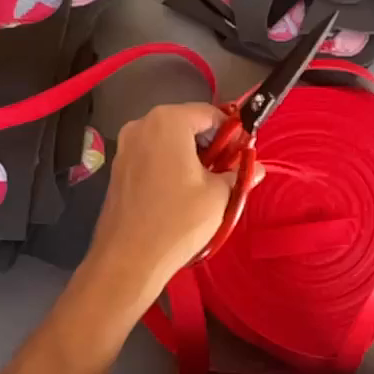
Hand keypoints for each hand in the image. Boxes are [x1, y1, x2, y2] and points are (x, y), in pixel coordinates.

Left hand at [85, 103, 237, 295]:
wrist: (127, 261)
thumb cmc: (178, 220)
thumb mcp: (219, 195)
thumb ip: (240, 174)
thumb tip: (256, 169)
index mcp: (168, 121)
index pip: (210, 113)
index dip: (232, 132)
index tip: (243, 154)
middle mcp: (142, 124)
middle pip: (187, 123)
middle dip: (210, 143)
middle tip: (227, 170)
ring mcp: (125, 146)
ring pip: (168, 140)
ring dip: (190, 155)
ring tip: (206, 184)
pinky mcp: (117, 168)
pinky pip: (152, 156)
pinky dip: (170, 165)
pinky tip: (181, 192)